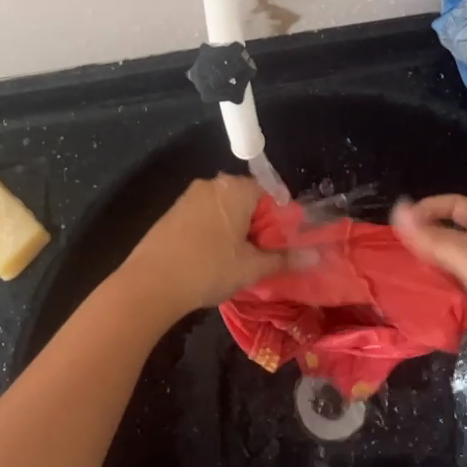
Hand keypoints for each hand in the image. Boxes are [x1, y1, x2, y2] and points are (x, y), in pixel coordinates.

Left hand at [118, 174, 285, 318]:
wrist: (150, 283)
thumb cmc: (209, 269)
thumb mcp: (252, 267)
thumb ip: (284, 258)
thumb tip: (316, 256)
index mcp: (235, 188)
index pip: (270, 195)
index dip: (278, 222)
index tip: (278, 247)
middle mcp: (212, 184)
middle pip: (246, 200)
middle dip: (256, 226)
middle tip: (259, 258)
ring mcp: (188, 197)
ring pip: (223, 210)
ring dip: (234, 231)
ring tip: (234, 262)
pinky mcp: (172, 213)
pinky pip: (203, 217)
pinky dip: (212, 234)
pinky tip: (209, 260)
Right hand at [392, 194, 466, 379]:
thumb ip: (434, 240)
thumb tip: (397, 210)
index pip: (456, 207)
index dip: (431, 208)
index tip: (403, 222)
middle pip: (445, 239)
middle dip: (419, 243)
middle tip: (387, 253)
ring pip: (443, 272)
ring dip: (421, 274)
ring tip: (389, 277)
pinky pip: (446, 301)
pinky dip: (429, 301)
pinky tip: (406, 304)